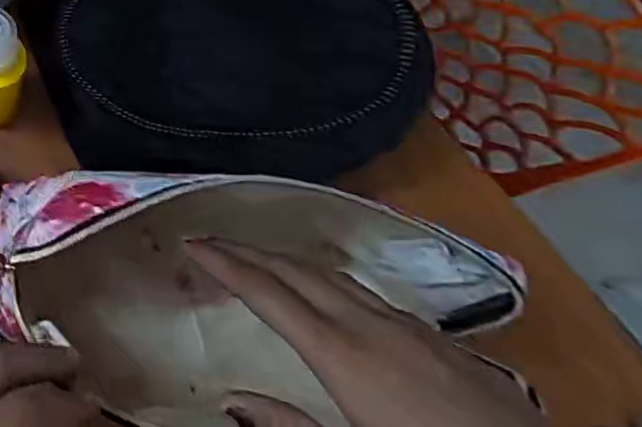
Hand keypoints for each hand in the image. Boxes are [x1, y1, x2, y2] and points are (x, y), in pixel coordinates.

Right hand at [185, 239, 544, 426]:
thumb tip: (234, 401)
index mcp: (343, 355)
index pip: (267, 293)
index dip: (224, 263)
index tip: (190, 242)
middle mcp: (373, 328)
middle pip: (296, 271)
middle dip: (248, 251)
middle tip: (210, 241)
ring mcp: (416, 332)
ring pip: (334, 277)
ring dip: (288, 261)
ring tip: (260, 259)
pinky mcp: (451, 347)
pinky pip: (371, 296)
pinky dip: (331, 283)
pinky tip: (335, 298)